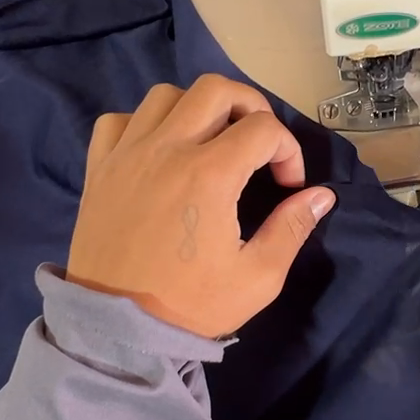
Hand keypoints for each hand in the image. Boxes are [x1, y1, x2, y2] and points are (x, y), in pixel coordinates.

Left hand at [66, 74, 335, 337]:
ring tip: (211, 142)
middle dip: (251, 107)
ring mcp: (127, 155)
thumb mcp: (258, 277)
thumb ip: (292, 228)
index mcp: (210, 174)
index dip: (289, 150)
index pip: (264, 129)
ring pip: (165, 94)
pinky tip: (159, 151)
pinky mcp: (98, 169)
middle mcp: (167, 150)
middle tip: (259, 143)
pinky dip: (144, 123)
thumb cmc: (190, 306)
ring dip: (197, 109)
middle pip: (215, 89)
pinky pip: (119, 120)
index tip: (288, 185)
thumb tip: (321, 195)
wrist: (116, 331)